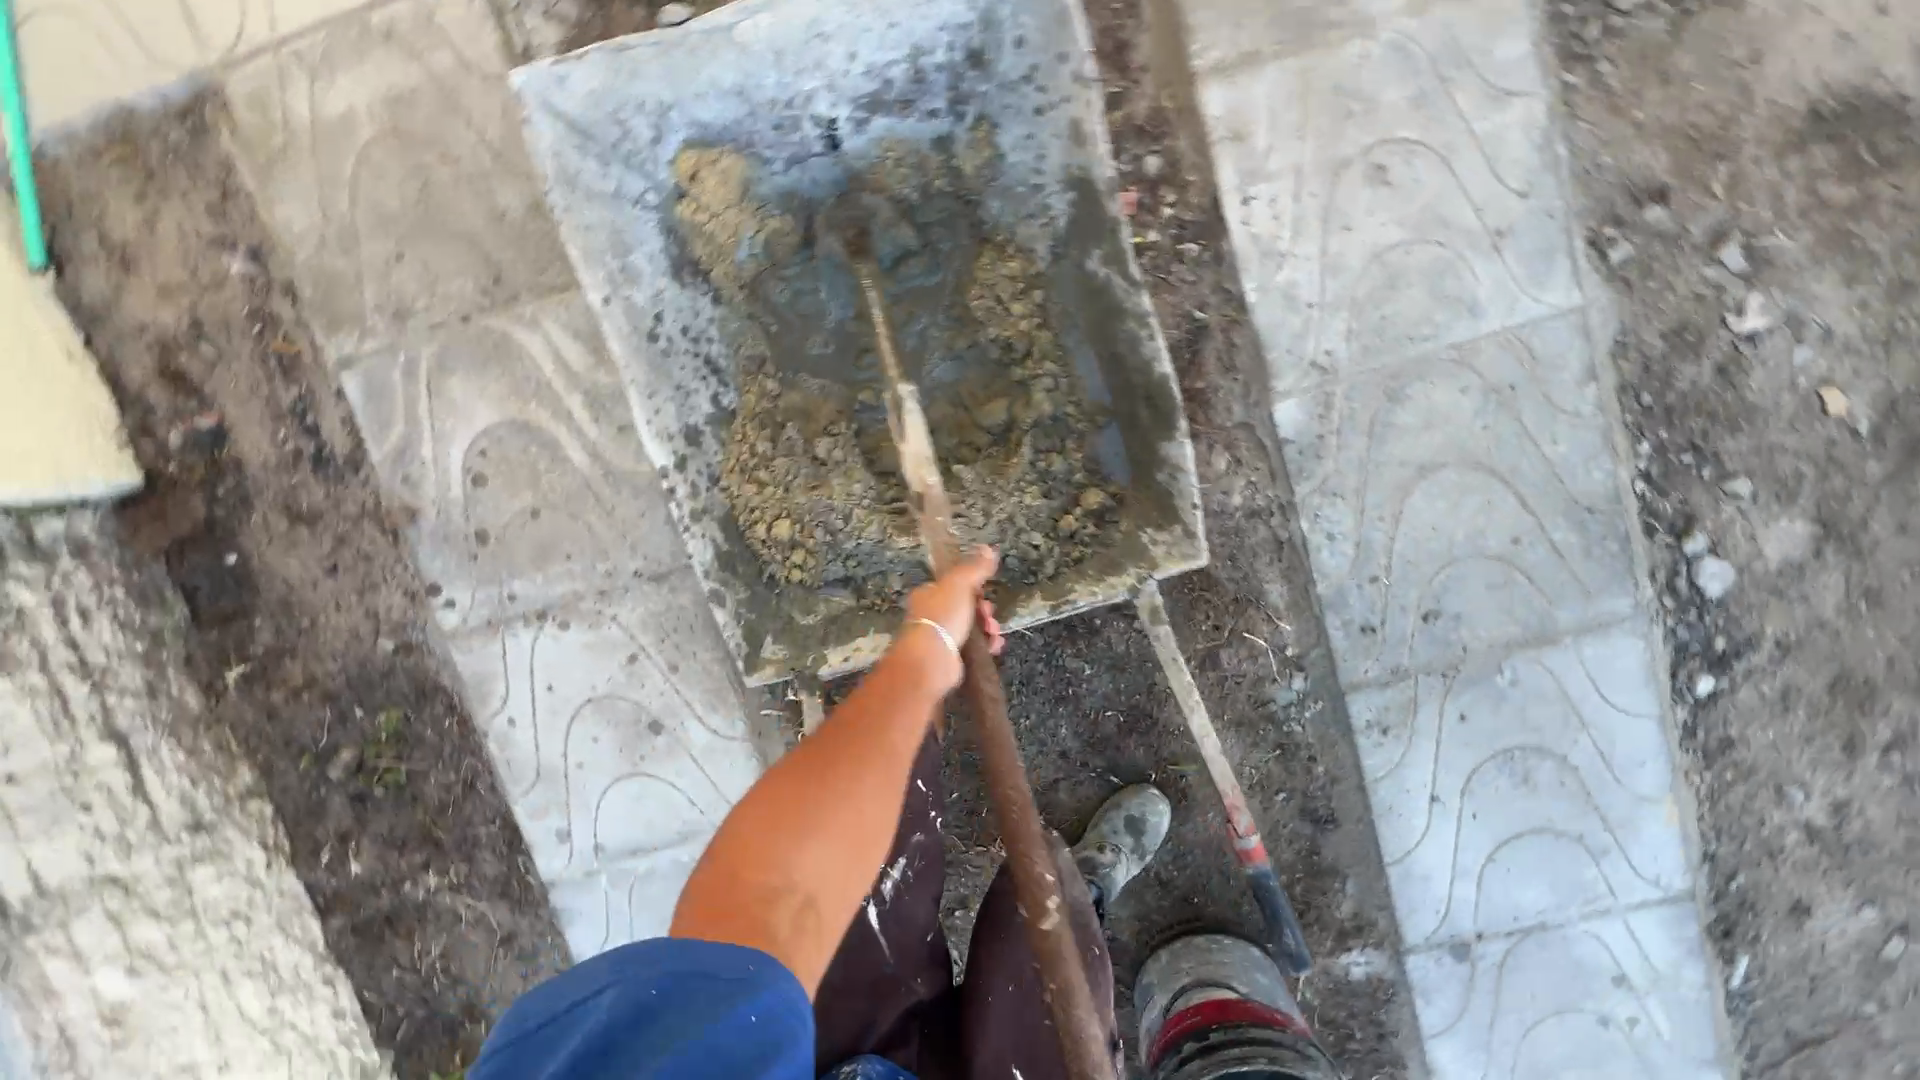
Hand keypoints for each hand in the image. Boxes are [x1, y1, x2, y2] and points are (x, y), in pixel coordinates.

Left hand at [900, 547, 1004, 688]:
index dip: (973, 587)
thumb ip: (975, 567)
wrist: (931, 661)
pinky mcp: (950, 658)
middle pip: (965, 607)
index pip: (953, 586)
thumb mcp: (960, 584)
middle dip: (983, 610)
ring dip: (988, 628)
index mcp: (928, 594)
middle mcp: (931, 615)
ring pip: (971, 628)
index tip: (985, 591)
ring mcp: (940, 638)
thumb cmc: (943, 616)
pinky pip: (973, 648)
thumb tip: (988, 548)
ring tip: (993, 632)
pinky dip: (987, 646)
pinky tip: (995, 646)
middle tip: (989, 614)